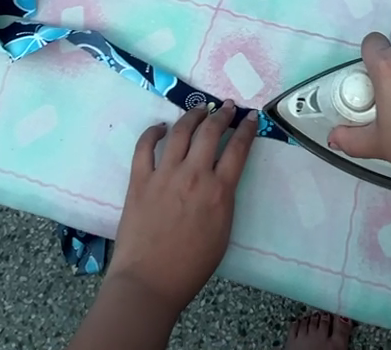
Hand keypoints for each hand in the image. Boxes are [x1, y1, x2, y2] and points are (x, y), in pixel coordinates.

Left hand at [105, 101, 259, 313]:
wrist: (149, 282)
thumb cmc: (191, 266)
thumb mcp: (223, 231)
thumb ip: (224, 198)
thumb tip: (223, 176)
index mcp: (219, 191)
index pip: (238, 148)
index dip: (246, 128)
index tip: (250, 117)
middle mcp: (194, 175)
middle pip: (211, 131)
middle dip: (222, 115)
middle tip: (227, 108)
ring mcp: (165, 174)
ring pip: (180, 131)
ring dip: (192, 116)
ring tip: (199, 110)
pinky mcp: (140, 180)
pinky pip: (144, 146)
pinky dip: (153, 132)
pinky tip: (160, 127)